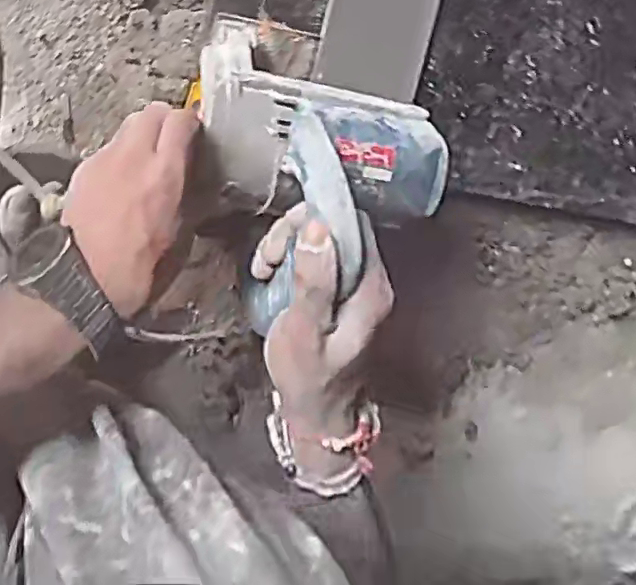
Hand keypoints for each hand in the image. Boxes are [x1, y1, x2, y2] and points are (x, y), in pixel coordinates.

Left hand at [62, 103, 198, 314]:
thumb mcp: (178, 237)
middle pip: (151, 111)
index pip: (180, 120)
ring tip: (146, 160)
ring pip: (127, 126)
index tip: (195, 132)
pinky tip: (121, 179)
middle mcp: (133, 157)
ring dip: (141, 135)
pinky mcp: (83, 168)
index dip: (191, 121)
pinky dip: (119, 155)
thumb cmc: (134, 269)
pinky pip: (108, 148)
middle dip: (165, 120)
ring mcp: (104, 159)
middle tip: (171, 140)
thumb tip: (194, 180)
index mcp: (163, 173)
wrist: (81, 280)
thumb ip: (189, 197)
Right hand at [254, 205, 392, 471]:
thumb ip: (314, 280)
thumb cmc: (309, 376)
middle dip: (293, 233)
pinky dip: (287, 258)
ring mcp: (353, 285)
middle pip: (332, 228)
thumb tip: (318, 227)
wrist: (316, 415)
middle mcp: (368, 279)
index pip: (349, 224)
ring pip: (319, 239)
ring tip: (264, 270)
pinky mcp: (336, 291)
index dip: (315, 219)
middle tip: (268, 260)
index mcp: (370, 286)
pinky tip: (270, 275)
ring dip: (285, 245)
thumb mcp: (305, 329)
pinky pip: (312, 256)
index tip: (284, 236)